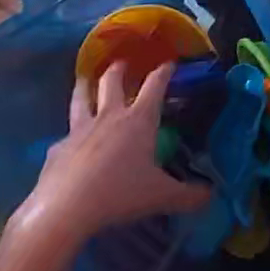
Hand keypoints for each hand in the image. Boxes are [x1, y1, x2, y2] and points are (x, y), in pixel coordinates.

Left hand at [20, 61, 212, 238]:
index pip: (155, 86)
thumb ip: (188, 196)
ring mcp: (79, 130)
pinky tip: (69, 145)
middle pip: (111, 81)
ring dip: (84, 85)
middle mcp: (109, 116)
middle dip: (119, 69)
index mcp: (138, 120)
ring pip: (81, 97)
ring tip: (85, 78)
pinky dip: (70, 136)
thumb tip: (211, 195)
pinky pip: (66, 137)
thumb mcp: (160, 196)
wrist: (66, 207)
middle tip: (122, 63)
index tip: (169, 63)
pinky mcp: (58, 148)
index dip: (163, 72)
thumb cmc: (120, 193)